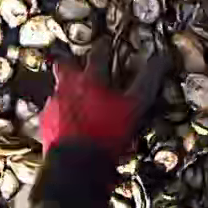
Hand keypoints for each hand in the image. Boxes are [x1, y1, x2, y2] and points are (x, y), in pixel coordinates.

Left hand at [38, 44, 167, 156]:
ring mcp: (54, 105)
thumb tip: (162, 59)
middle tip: (79, 66)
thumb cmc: (106, 133)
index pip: (98, 53)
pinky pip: (52, 114)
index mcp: (90, 78)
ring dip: (67, 92)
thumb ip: (148, 80)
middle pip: (66, 65)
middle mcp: (67, 87)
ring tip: (78, 101)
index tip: (106, 43)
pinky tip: (70, 124)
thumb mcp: (135, 106)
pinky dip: (61, 116)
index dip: (104, 46)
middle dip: (71, 64)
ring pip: (58, 90)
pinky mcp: (46, 124)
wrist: (76, 164)